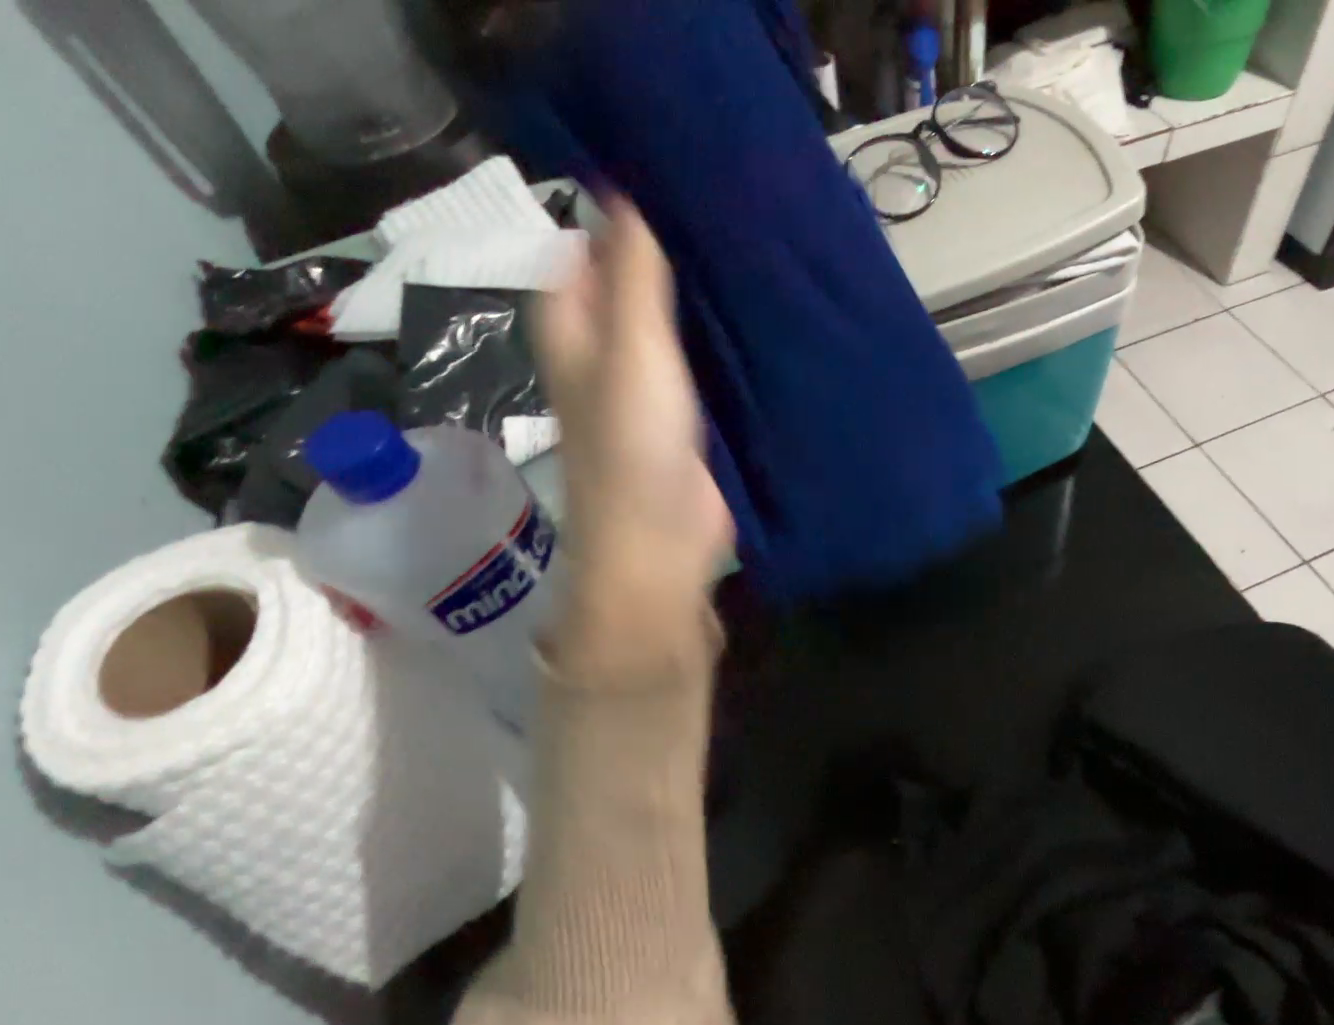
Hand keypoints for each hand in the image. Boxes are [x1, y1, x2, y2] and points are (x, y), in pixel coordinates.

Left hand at [536, 197, 730, 647]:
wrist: (661, 544)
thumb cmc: (633, 444)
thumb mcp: (632, 346)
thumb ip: (634, 272)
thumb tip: (627, 190)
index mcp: (574, 326)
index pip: (587, 249)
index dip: (619, 212)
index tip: (671, 171)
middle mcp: (605, 350)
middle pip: (632, 281)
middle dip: (668, 247)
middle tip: (724, 198)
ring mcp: (649, 384)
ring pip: (671, 320)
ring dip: (699, 289)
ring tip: (748, 240)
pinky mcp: (688, 414)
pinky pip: (703, 358)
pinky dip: (722, 333)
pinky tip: (759, 306)